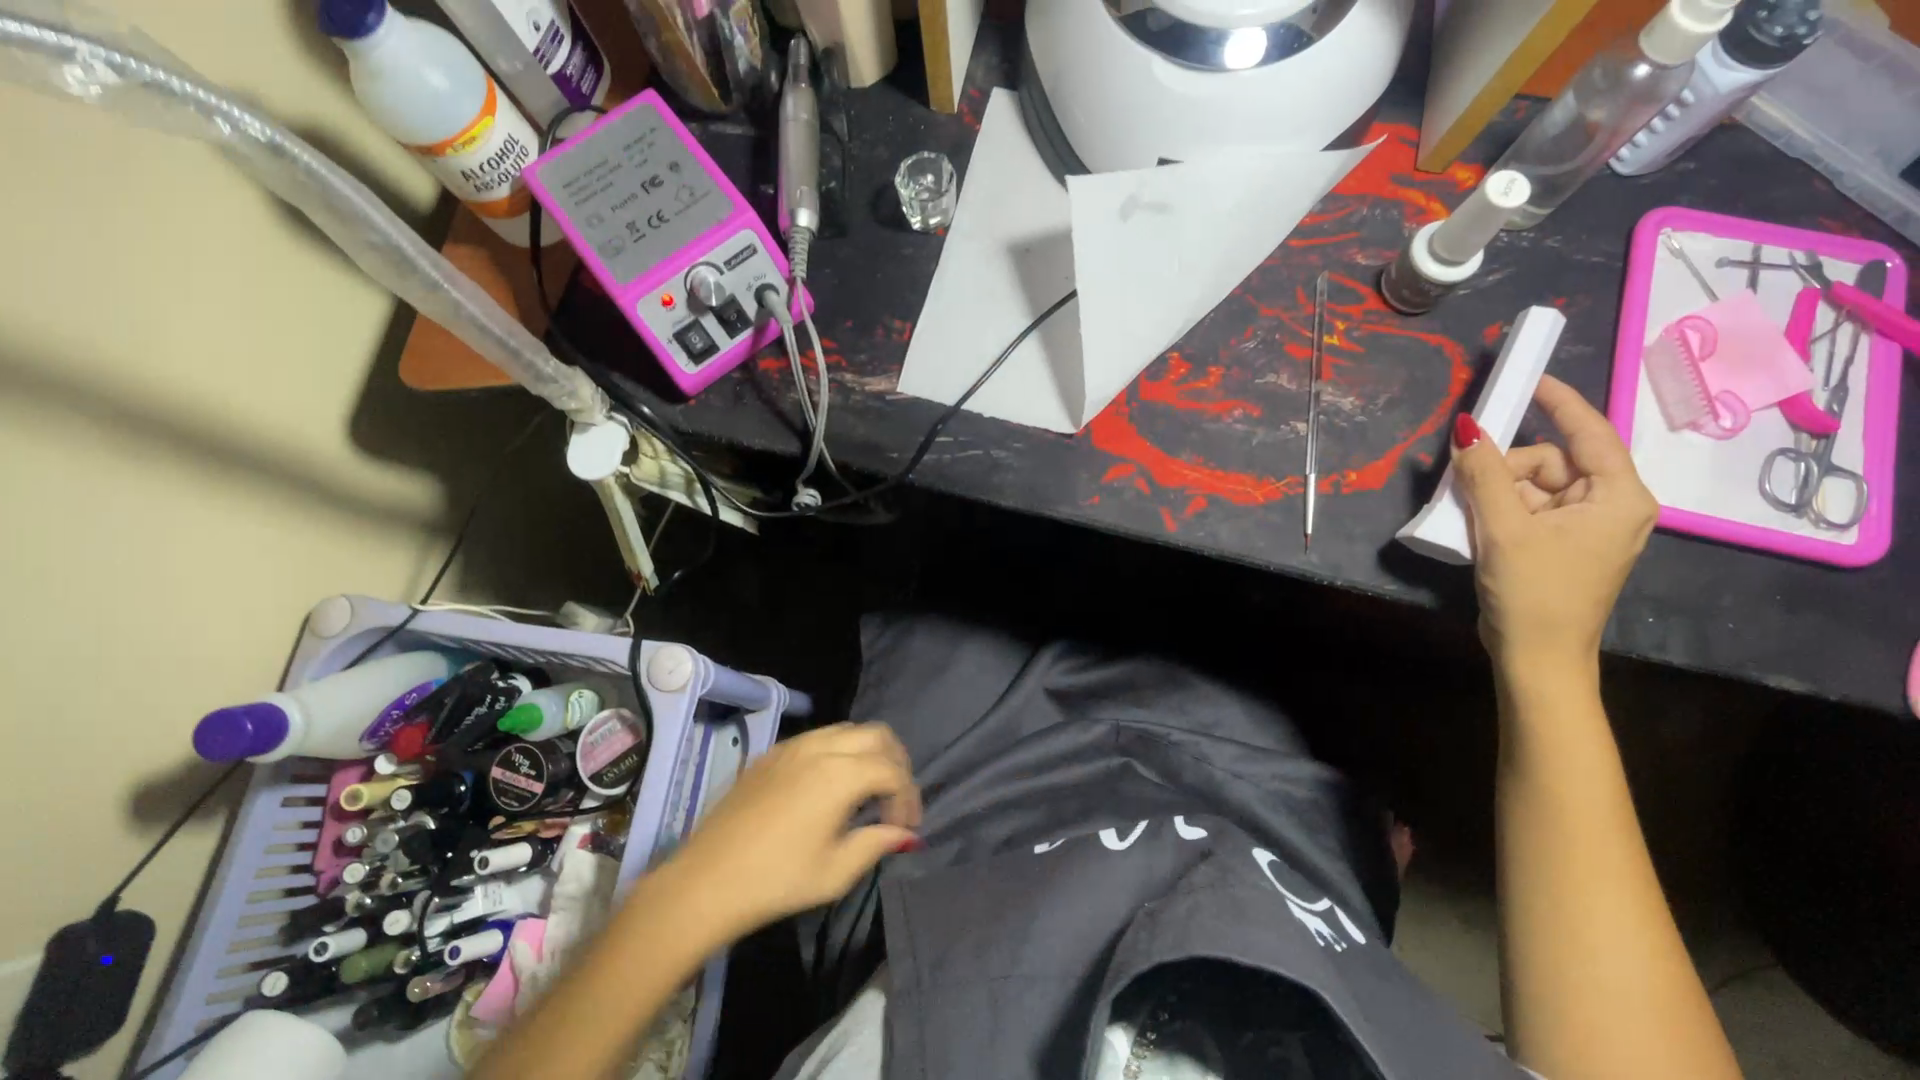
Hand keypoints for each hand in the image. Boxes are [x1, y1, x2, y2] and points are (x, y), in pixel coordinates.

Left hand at [662, 723, 921, 935]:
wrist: (706, 882)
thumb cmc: (776, 881)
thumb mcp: (835, 872)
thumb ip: (876, 844)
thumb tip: (902, 834)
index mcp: (839, 775)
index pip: (892, 771)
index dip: (908, 798)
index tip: (905, 830)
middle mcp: (818, 748)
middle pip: (876, 734)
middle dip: (896, 763)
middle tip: (896, 800)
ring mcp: (790, 747)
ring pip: (845, 730)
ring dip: (866, 753)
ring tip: (867, 792)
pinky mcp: (768, 756)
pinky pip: (816, 739)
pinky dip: (837, 752)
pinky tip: (830, 788)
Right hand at [1450, 375, 1658, 674]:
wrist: (1537, 658)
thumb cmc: (1534, 592)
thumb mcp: (1504, 529)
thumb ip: (1484, 474)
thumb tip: (1467, 427)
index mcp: (1618, 497)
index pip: (1590, 432)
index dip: (1559, 402)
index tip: (1529, 377)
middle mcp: (1610, 506)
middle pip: (1551, 462)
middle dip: (1507, 468)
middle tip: (1465, 485)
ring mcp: (1586, 527)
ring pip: (1533, 486)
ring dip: (1497, 492)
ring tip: (1468, 516)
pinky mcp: (1562, 545)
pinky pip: (1529, 509)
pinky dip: (1501, 511)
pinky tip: (1478, 526)